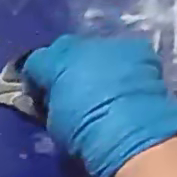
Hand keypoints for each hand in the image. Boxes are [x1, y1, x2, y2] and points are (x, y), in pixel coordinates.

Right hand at [22, 35, 176, 176]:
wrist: (131, 131)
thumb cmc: (82, 131)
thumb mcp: (52, 120)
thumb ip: (48, 101)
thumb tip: (49, 98)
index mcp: (54, 63)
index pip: (36, 62)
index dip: (35, 80)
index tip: (39, 98)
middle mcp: (82, 46)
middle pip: (66, 50)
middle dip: (64, 68)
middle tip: (67, 92)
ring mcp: (113, 45)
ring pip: (95, 51)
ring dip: (93, 67)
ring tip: (98, 92)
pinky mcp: (140, 51)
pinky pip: (121, 56)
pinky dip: (118, 69)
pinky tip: (120, 89)